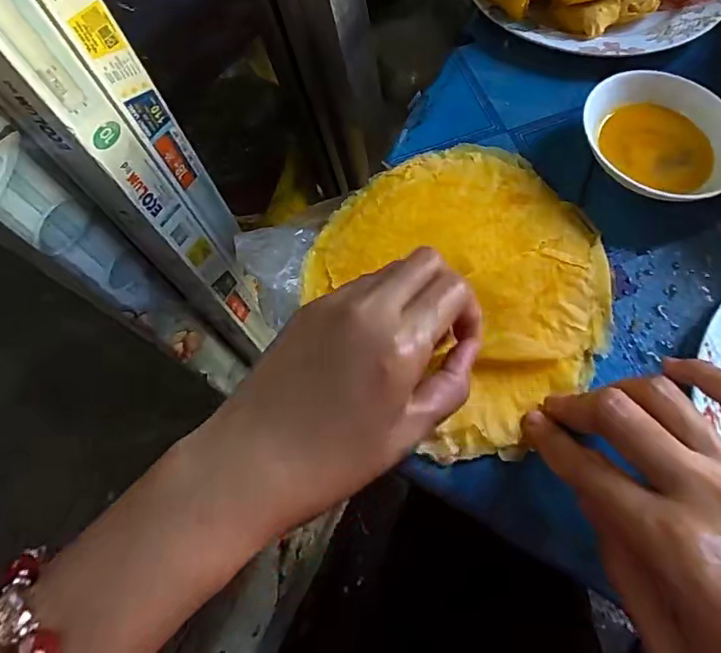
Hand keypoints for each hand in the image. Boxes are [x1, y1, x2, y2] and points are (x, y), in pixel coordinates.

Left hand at [197, 247, 482, 534]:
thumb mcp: (409, 433)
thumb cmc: (336, 460)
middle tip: (438, 334)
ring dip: (412, 293)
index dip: (470, 314)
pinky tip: (366, 344)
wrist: (250, 461)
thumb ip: (450, 384)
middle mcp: (371, 305)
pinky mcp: (312, 304)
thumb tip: (463, 350)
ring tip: (401, 340)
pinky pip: (362, 285)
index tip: (459, 347)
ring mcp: (337, 299)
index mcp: (400, 340)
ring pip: (394, 268)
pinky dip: (381, 300)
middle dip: (445, 289)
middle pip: (428, 259)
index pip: (454, 288)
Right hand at [523, 359, 720, 652]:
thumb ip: (624, 567)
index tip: (530, 424)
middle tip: (555, 409)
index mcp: (674, 542)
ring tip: (604, 400)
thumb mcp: (674, 643)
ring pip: (668, 396)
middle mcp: (705, 488)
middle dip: (577, 405)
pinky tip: (673, 368)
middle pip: (622, 415)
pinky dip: (701, 370)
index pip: (592, 473)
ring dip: (624, 388)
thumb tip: (588, 496)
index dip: (553, 444)